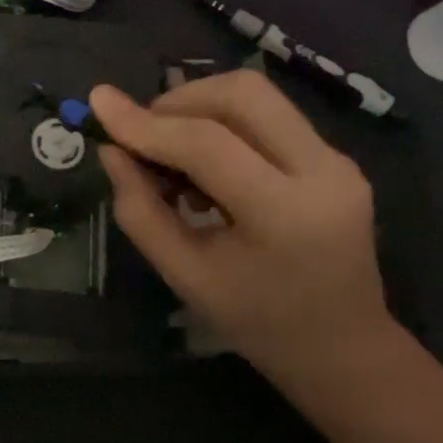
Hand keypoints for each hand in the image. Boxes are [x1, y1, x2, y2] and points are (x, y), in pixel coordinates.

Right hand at [89, 71, 390, 376]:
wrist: (343, 348)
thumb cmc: (257, 322)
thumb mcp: (185, 275)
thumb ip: (141, 211)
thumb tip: (111, 151)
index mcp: (287, 215)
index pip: (208, 144)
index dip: (146, 123)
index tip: (99, 105)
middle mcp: (324, 172)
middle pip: (243, 94)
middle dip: (179, 100)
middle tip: (144, 134)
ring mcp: (337, 160)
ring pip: (257, 96)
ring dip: (200, 109)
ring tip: (173, 156)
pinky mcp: (336, 157)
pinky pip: (269, 116)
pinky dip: (224, 125)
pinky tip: (206, 168)